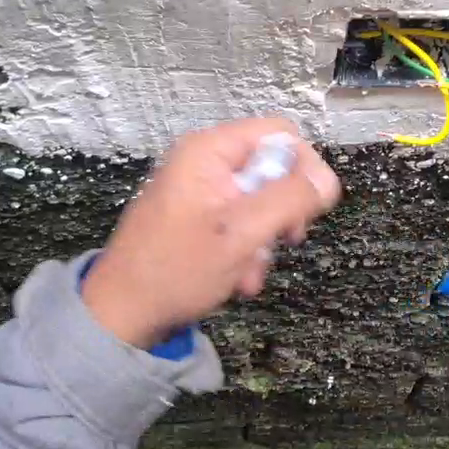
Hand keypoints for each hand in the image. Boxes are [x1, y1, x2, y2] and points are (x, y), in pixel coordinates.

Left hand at [84, 118, 340, 348]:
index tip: (309, 207)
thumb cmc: (176, 270)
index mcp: (208, 150)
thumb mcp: (241, 233)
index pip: (279, 133)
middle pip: (270, 167)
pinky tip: (236, 279)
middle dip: (281, 210)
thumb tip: (328, 180)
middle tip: (285, 241)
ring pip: (258, 199)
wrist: (120, 315)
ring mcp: (197, 189)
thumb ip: (289, 200)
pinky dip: (244, 247)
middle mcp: (202, 160)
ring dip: (263, 238)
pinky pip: (236, 219)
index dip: (303, 166)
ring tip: (249, 273)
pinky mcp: (194, 216)